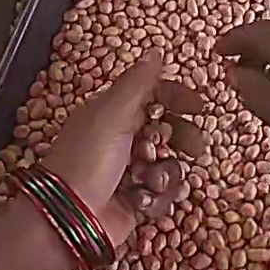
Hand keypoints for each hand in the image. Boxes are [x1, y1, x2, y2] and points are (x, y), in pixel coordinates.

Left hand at [44, 52, 204, 247]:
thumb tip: (156, 51)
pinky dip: (157, 198)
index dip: (177, 98)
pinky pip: (165, 194)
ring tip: (149, 182)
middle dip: (182, 140)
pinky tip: (143, 202)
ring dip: (165, 174)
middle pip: (169, 130)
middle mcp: (123, 139)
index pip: (153, 96)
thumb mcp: (111, 115)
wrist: (70, 219)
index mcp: (113, 113)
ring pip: (171, 165)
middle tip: (193, 150)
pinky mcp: (137, 201)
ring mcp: (131, 171)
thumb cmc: (88, 160)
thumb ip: (137, 83)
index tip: (200, 107)